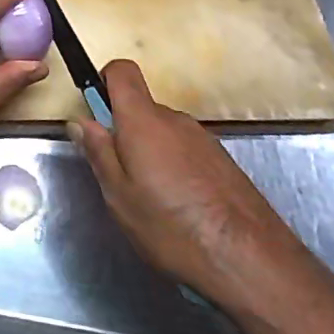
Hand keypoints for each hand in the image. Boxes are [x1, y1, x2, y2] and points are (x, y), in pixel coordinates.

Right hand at [69, 60, 309, 309]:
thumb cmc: (172, 226)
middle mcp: (175, 120)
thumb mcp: (119, 195)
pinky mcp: (224, 162)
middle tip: (119, 176)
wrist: (252, 262)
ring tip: (152, 199)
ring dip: (151, 153)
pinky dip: (176, 167)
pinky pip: (186, 151)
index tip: (97, 115)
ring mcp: (204, 139)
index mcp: (144, 120)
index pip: (122, 72)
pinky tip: (180, 207)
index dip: (105, 82)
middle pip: (142, 108)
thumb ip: (98, 152)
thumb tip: (80, 120)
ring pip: (164, 133)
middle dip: (125, 132)